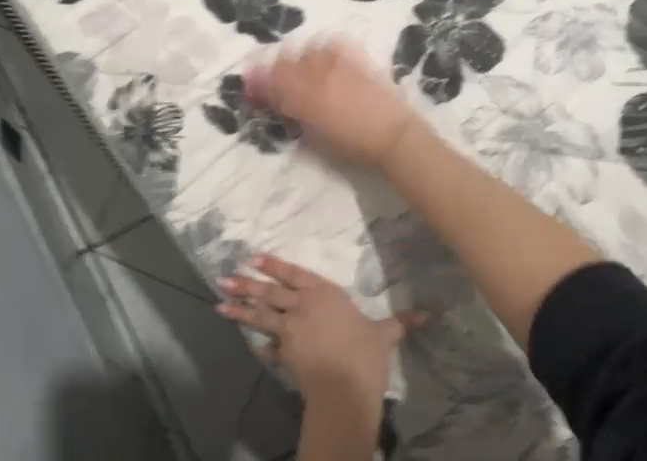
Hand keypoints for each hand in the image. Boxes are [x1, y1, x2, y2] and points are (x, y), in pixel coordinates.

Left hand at [218, 255, 422, 404]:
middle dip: (247, 284)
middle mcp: (302, 307)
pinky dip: (259, 347)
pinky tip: (251, 347)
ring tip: (219, 302)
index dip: (274, 266)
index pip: (294, 275)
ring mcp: (289, 330)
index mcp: (324, 294)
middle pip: (270, 292)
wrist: (345, 388)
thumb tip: (427, 313)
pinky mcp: (284, 354)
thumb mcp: (384, 335)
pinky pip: (268, 348)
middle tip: (225, 277)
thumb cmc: (364, 354)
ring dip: (240, 309)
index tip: (254, 258)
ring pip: (261, 315)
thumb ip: (400, 322)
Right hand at [248, 38, 422, 167]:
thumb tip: (281, 107)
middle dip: (277, 72)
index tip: (256, 90)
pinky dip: (325, 49)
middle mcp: (314, 75)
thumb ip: (294, 119)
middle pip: (284, 62)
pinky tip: (327, 59)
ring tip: (306, 72)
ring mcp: (336, 63)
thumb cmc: (353, 147)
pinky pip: (333, 44)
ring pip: (306, 50)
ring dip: (300, 60)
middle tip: (281, 84)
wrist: (393, 136)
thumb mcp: (314, 140)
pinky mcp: (356, 58)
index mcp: (302, 99)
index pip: (270, 83)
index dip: (260, 85)